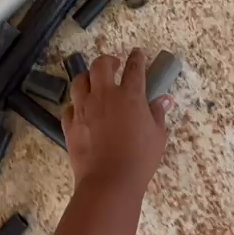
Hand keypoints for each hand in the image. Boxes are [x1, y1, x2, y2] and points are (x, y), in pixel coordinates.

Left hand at [60, 48, 170, 196]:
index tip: (137, 53)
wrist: (109, 181)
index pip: (134, 68)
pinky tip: (81, 110)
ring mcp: (84, 108)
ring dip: (88, 78)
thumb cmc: (140, 159)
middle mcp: (105, 95)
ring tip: (94, 83)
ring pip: (80, 80)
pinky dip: (76, 105)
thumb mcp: (158, 135)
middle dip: (108, 60)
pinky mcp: (70, 123)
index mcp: (130, 95)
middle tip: (114, 65)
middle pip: (101, 65)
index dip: (136, 57)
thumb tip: (163, 100)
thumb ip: (158, 113)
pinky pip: (69, 106)